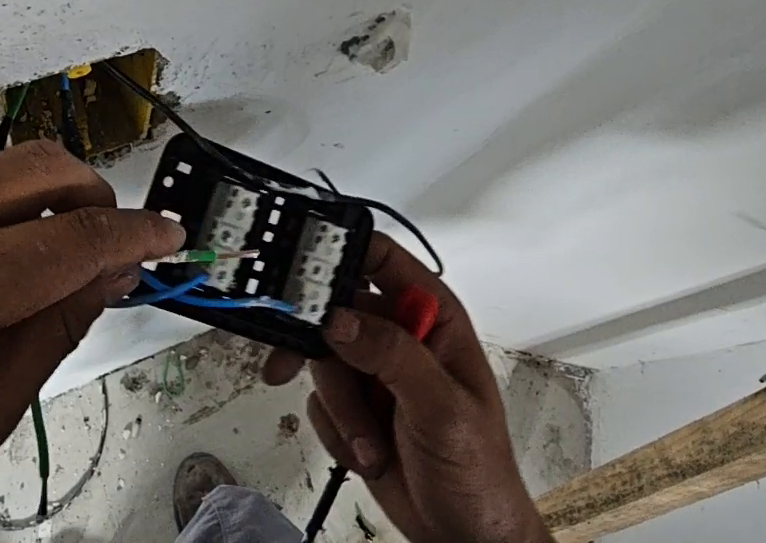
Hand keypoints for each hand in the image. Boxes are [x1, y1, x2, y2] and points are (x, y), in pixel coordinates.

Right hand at [263, 237, 551, 542]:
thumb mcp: (441, 408)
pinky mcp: (353, 401)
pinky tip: (365, 450)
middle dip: (320, 346)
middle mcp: (399, 333)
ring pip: (323, 357)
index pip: (381, 258)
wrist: (462, 538)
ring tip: (368, 442)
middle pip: (336, 307)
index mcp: (431, 315)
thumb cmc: (476, 469)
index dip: (342, 252)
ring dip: (339, 405)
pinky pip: (317, 395)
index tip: (301, 269)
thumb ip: (393, 356)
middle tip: (289, 362)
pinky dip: (335, 427)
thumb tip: (339, 319)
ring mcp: (373, 368)